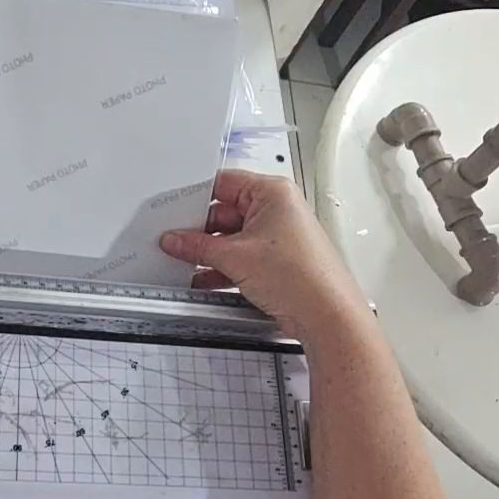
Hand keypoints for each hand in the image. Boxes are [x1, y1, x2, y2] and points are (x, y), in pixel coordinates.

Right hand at [159, 171, 366, 339]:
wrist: (326, 314)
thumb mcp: (235, 257)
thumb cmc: (301, 276)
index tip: (172, 211)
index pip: (223, 183)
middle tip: (173, 241)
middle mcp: (276, 210)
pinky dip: (221, 268)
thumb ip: (198, 247)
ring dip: (208, 253)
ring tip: (183, 262)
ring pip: (231, 238)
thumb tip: (176, 240)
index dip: (195, 197)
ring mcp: (276, 236)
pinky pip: (240, 257)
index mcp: (272, 193)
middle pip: (225, 213)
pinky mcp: (274, 261)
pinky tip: (201, 278)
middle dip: (199, 231)